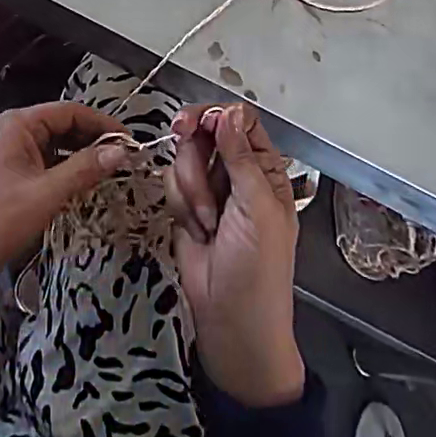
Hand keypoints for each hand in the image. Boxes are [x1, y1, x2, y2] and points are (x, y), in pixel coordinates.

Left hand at [0, 102, 133, 348]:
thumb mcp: (45, 195)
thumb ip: (85, 169)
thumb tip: (122, 150)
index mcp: (20, 124)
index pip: (71, 111)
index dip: (103, 123)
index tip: (131, 142)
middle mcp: (17, 131)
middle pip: (66, 126)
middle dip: (96, 140)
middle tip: (127, 159)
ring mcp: (14, 153)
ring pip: (60, 146)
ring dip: (85, 157)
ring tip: (114, 172)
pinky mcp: (15, 176)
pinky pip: (50, 164)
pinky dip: (70, 171)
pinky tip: (88, 186)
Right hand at [166, 103, 304, 406]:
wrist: (230, 324)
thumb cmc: (259, 270)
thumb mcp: (258, 209)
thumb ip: (240, 158)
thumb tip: (228, 112)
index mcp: (265, 166)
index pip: (239, 119)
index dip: (215, 117)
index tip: (193, 126)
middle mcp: (236, 170)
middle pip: (205, 132)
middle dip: (197, 160)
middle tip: (201, 191)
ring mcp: (209, 186)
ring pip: (184, 157)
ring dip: (192, 191)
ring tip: (209, 225)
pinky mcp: (186, 204)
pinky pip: (171, 182)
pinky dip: (180, 205)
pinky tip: (197, 232)